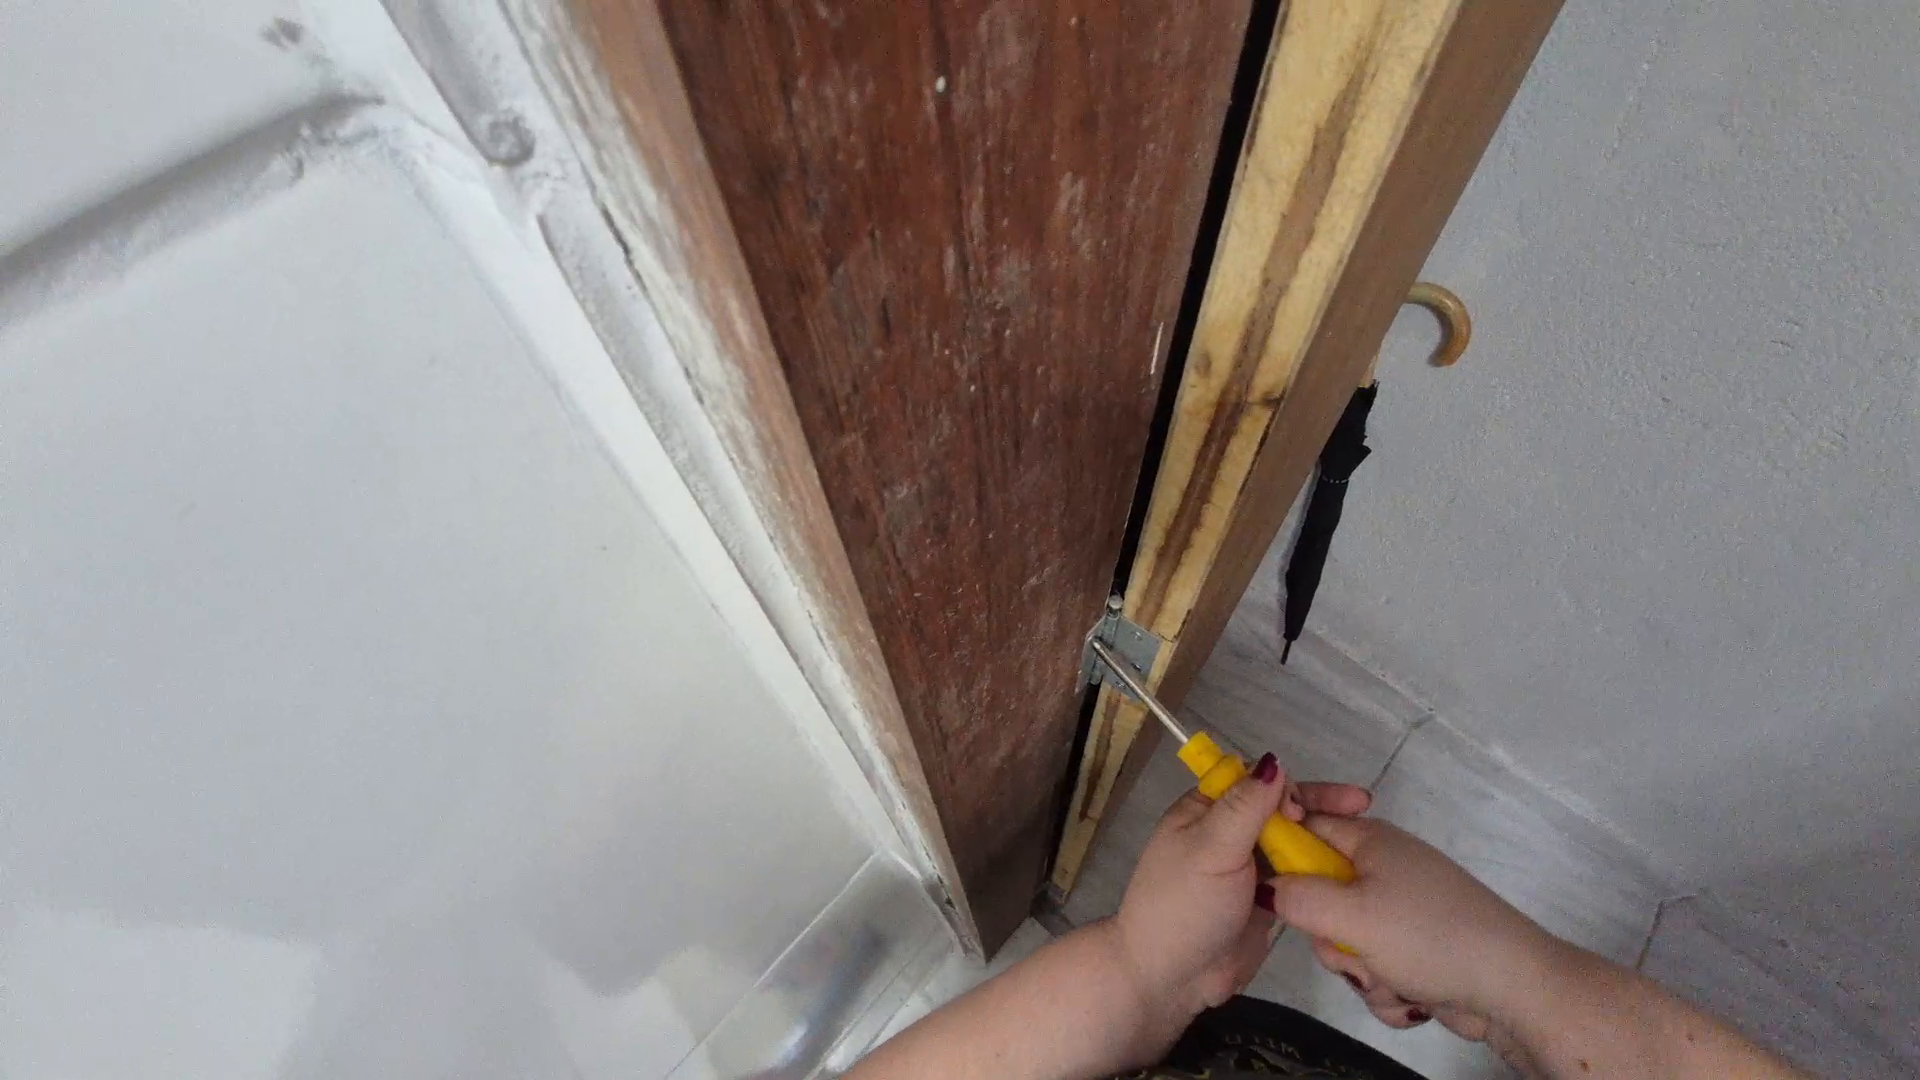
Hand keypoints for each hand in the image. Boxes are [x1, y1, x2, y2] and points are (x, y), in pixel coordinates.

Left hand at [1107, 755, 1371, 1045]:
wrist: (1173, 976)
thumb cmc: (1185, 903)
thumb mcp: (1211, 848)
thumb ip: (1245, 807)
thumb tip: (1273, 761)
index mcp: (1206, 810)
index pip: (1252, 781)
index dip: (1283, 785)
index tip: (1309, 804)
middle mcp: (1229, 832)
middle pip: (1279, 808)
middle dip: (1317, 804)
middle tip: (1361, 804)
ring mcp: (1250, 866)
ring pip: (1293, 840)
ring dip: (1326, 835)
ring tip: (1368, 834)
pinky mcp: (1269, 898)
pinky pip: (1300, 874)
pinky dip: (1324, 869)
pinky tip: (1357, 868)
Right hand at [1272, 816, 1557, 1044]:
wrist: (1521, 991)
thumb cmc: (1429, 937)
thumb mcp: (1350, 915)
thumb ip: (1296, 897)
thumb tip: (1267, 888)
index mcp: (1368, 840)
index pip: (1303, 826)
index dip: (1282, 852)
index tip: (1274, 889)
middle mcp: (1384, 866)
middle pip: (1321, 890)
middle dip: (1327, 932)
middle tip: (1345, 949)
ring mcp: (1405, 907)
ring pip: (1348, 934)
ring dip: (1357, 967)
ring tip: (1384, 981)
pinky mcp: (1422, 946)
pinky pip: (1378, 960)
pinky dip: (1385, 984)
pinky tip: (1407, 997)